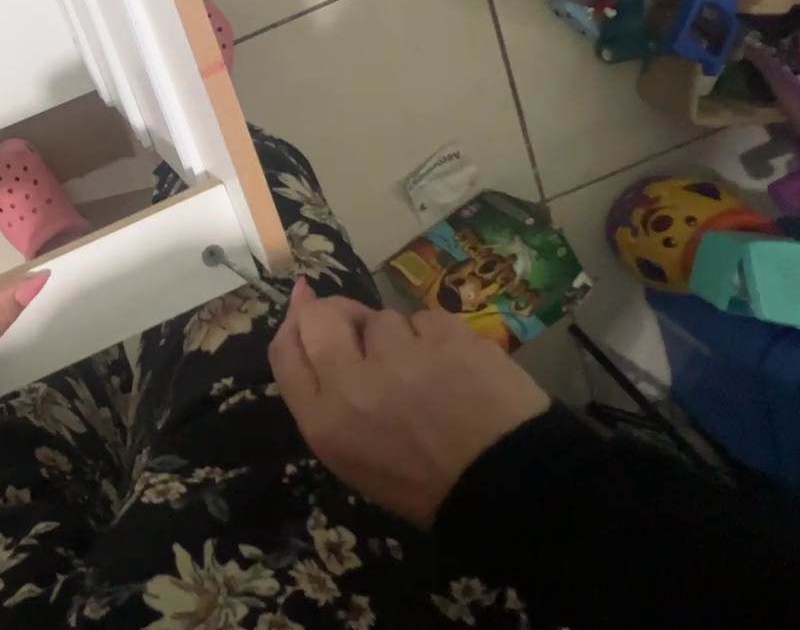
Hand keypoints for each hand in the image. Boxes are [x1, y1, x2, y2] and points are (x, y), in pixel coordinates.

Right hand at [268, 281, 548, 527]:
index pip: (284, 351)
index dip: (292, 325)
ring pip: (381, 318)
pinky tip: (456, 367)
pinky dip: (437, 338)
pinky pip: (426, 319)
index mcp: (325, 423)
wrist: (515, 489)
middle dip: (338, 315)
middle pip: (320, 317)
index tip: (306, 310)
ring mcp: (402, 356)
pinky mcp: (447, 337)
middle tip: (366, 336)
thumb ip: (321, 389)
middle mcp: (353, 383)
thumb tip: (304, 310)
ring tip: (427, 373)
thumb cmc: (422, 480)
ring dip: (398, 338)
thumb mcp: (352, 453)